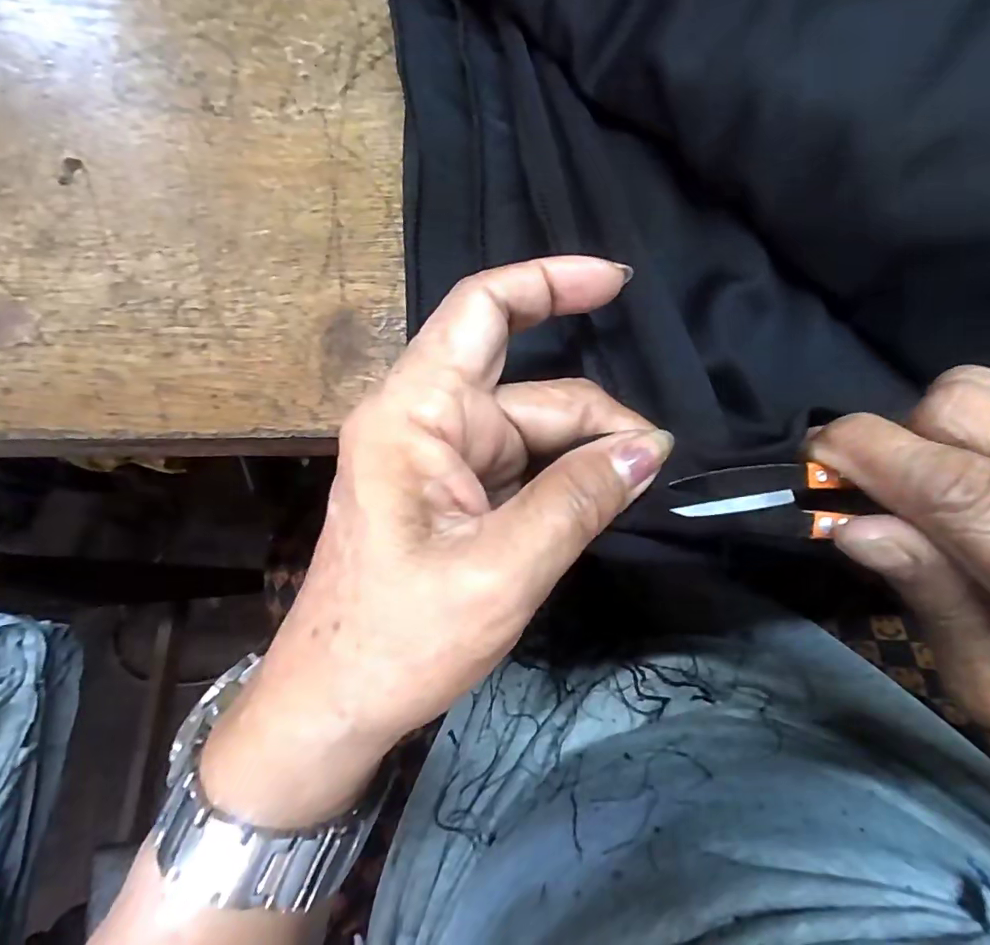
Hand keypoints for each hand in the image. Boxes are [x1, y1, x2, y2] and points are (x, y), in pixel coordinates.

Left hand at [202, 257, 672, 824]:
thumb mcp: (501, 570)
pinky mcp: (457, 492)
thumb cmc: (398, 639)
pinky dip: (568, 479)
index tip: (616, 282)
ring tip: (633, 491)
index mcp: (415, 415)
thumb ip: (578, 500)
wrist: (335, 708)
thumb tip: (649, 449)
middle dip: (598, 419)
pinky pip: (528, 466)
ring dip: (588, 457)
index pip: (482, 311)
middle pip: (533, 389)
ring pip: (538, 432)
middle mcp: (429, 421)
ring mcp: (444, 458)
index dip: (549, 281)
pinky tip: (601, 500)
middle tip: (654, 463)